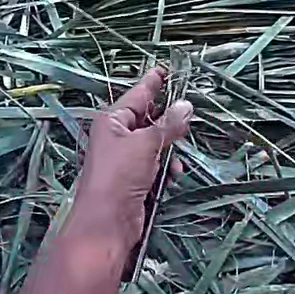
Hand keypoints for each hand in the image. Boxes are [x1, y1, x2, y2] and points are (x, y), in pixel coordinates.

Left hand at [67, 67, 192, 264]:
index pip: (137, 95)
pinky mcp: (134, 179)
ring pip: (155, 142)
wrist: (107, 223)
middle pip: (148, 119)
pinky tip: (173, 175)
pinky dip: (166, 167)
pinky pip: (156, 164)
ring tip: (180, 154)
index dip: (153, 83)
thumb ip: (168, 124)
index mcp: (112, 121)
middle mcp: (117, 136)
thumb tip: (186, 105)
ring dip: (170, 148)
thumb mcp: (146, 144)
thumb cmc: (119, 176)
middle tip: (188, 113)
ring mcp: (125, 158)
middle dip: (168, 119)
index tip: (166, 70)